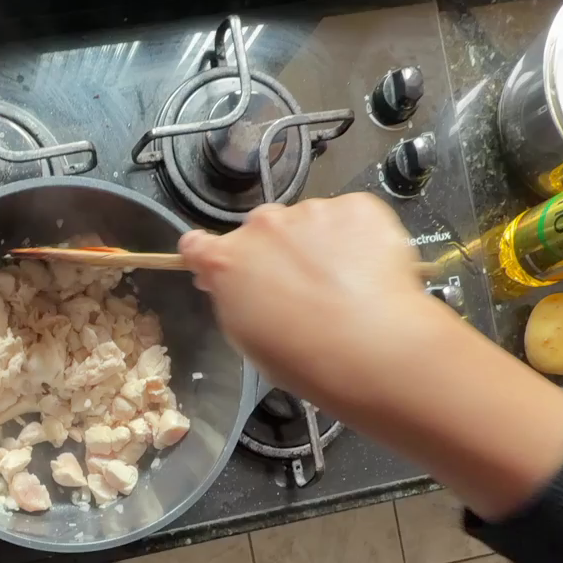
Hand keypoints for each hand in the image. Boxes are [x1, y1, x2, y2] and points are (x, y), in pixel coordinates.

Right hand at [178, 194, 458, 405]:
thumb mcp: (244, 336)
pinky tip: (362, 272)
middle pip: (260, 230)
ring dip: (315, 243)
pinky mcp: (355, 207)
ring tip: (338, 285)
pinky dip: (354, 237)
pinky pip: (348, 216)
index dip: (206, 254)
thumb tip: (234, 285)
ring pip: (306, 221)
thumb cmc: (299, 355)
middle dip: (271, 251)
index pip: (198, 245)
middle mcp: (263, 227)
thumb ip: (232, 298)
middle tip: (295, 287)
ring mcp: (310, 212)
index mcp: (227, 262)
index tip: (214, 263)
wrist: (364, 347)